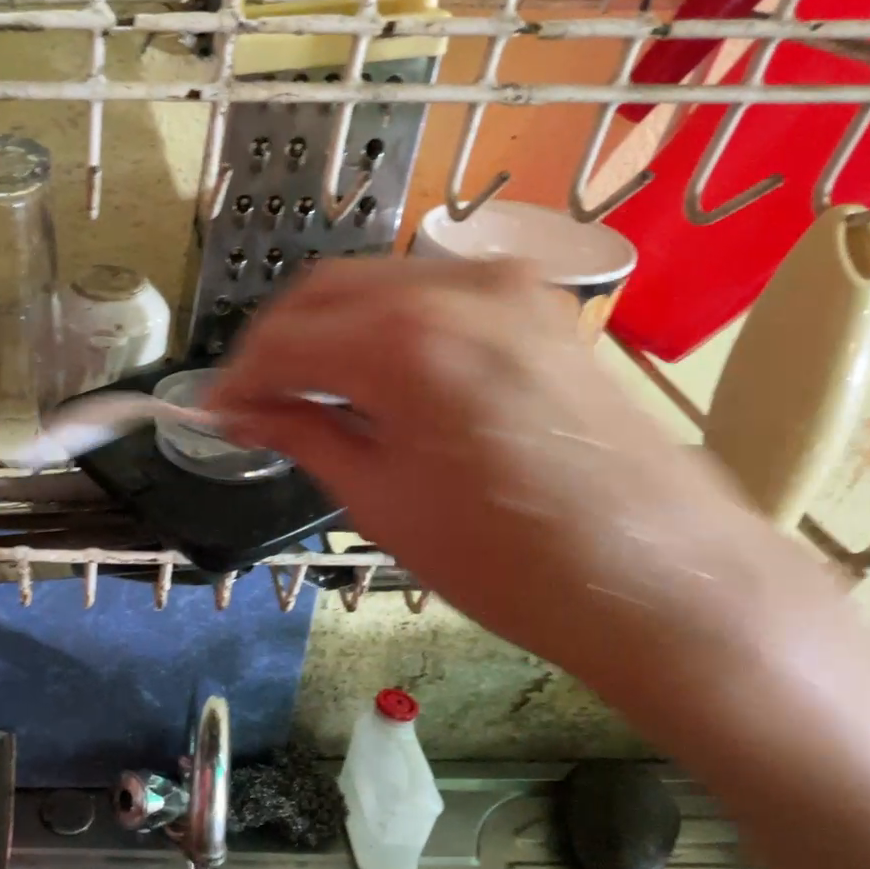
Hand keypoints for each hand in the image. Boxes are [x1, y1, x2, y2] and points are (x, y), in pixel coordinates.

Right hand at [205, 257, 788, 691]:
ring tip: (305, 395)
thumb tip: (241, 414)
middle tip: (251, 404)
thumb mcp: (378, 500)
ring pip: (376, 286)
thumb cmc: (504, 560)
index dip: (236, 381)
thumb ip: (302, 435)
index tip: (212, 417)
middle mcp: (456, 289)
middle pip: (324, 292)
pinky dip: (382, 328)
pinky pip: (430, 296)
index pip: (283, 342)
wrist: (658, 583)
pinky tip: (372, 378)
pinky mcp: (538, 307)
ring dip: (326, 333)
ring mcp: (508, 288)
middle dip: (275, 345)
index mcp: (406, 342)